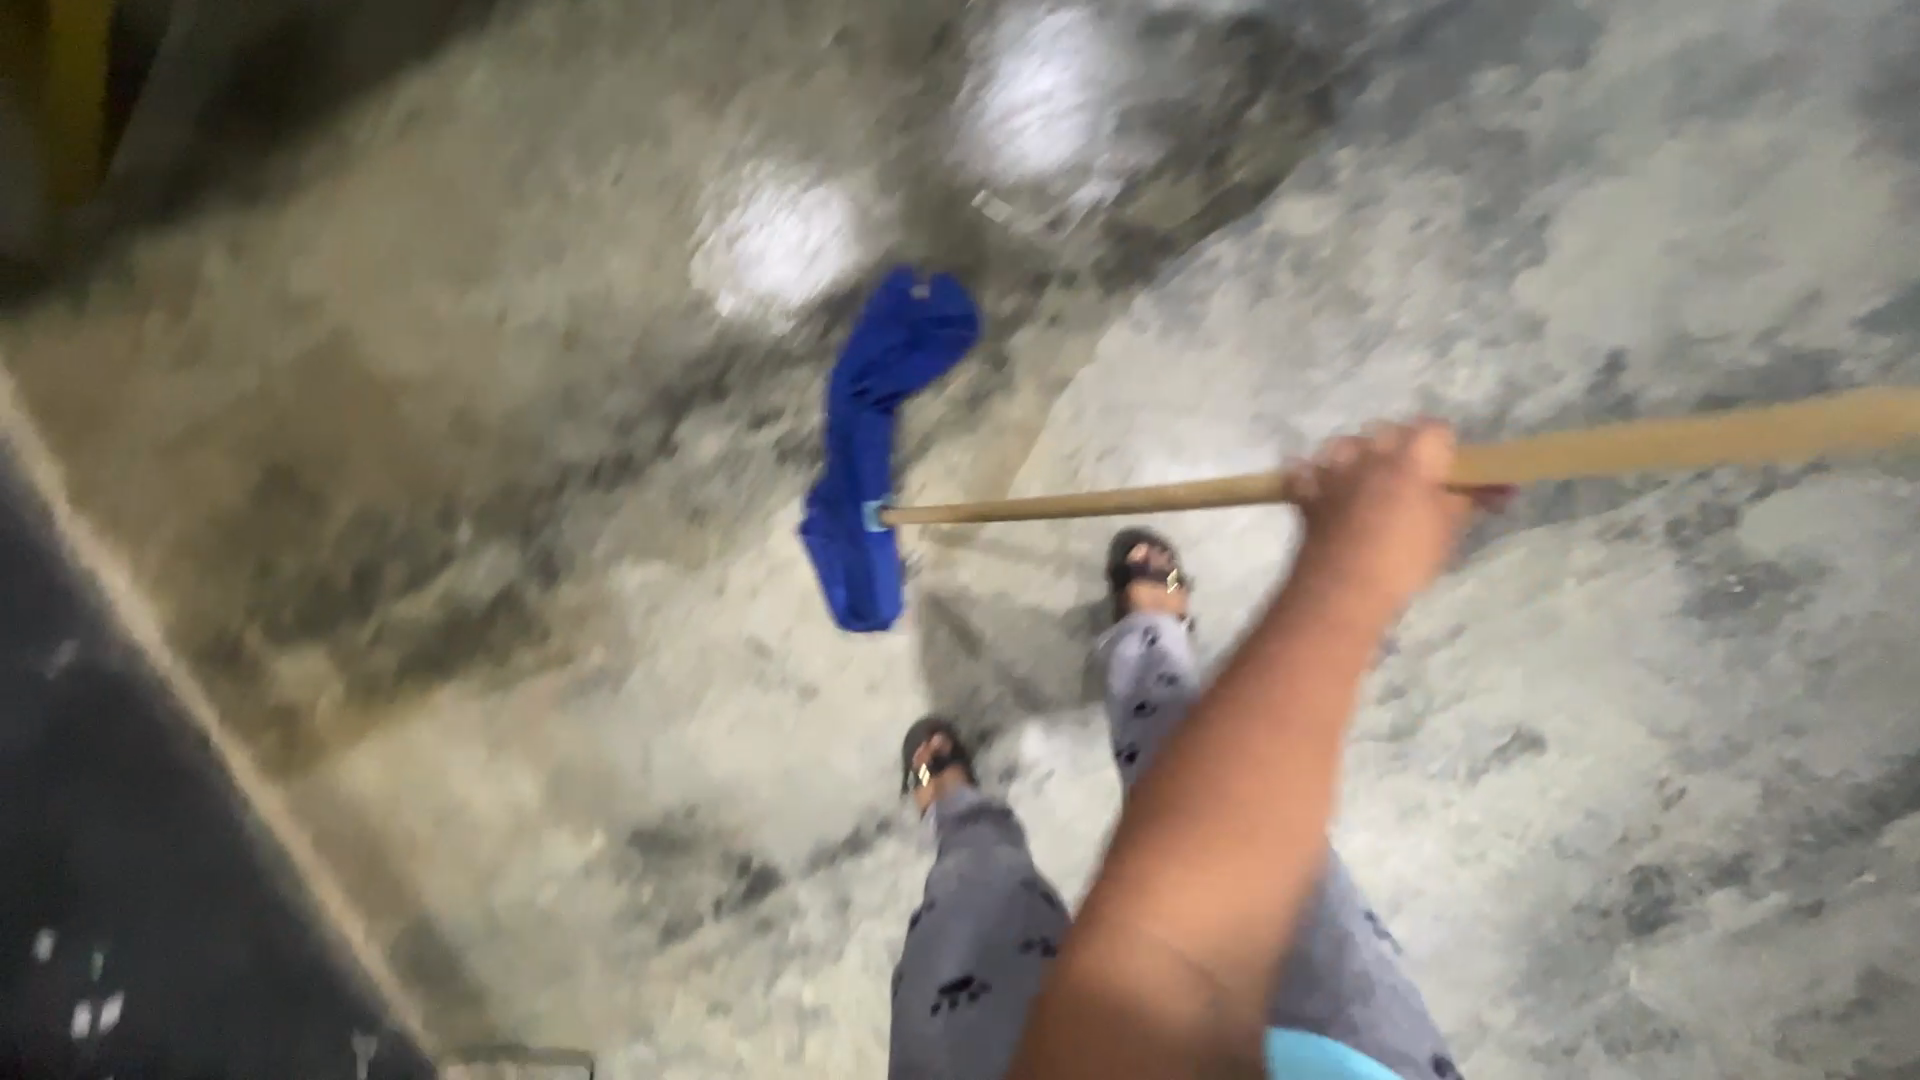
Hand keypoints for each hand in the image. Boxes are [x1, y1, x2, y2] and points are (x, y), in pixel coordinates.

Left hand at [1285, 420, 1508, 623]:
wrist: (1344, 587)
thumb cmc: (1406, 559)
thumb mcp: (1450, 529)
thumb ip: (1469, 499)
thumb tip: (1498, 488)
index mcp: (1411, 457)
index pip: (1434, 428)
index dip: (1442, 447)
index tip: (1445, 470)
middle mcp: (1368, 455)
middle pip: (1386, 431)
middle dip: (1397, 447)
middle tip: (1407, 479)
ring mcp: (1332, 471)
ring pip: (1343, 444)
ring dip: (1353, 456)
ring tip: (1362, 481)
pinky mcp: (1305, 492)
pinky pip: (1305, 471)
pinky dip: (1311, 475)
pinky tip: (1321, 490)